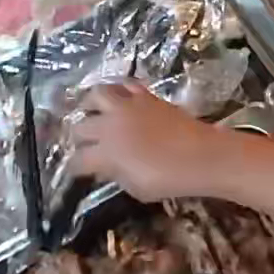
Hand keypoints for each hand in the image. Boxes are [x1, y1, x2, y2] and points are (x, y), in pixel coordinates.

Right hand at [69, 82, 220, 201]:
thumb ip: (115, 174)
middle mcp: (109, 125)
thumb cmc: (167, 179)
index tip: (76, 169)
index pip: (78, 159)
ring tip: (92, 109)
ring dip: (90, 103)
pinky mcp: (144, 95)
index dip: (74, 166)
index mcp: (105, 153)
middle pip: (81, 126)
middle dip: (78, 136)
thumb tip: (105, 167)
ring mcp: (126, 106)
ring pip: (97, 94)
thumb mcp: (135, 188)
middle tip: (82, 142)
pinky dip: (119, 90)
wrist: (198, 155)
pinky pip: (125, 85)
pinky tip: (120, 97)